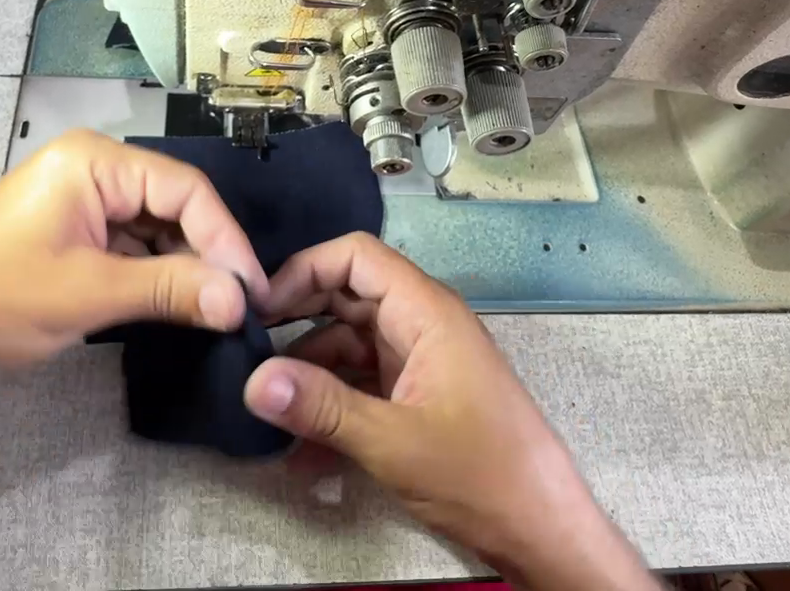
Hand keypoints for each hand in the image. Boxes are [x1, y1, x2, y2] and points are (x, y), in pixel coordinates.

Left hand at [0, 129, 267, 376]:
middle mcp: (97, 166)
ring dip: (184, 264)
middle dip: (206, 252)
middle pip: (175, 203)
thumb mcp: (89, 294)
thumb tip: (237, 302)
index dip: (225, 238)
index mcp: (97, 161)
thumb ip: (168, 290)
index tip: (251, 289)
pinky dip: (156, 269)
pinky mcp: (79, 223)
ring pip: (158, 224)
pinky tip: (178, 299)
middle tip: (237, 304)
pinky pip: (134, 240)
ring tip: (214, 307)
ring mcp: (87, 195)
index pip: (185, 188)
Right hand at [241, 233, 658, 590]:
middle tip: (245, 346)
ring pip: (348, 341)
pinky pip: (361, 379)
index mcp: (424, 310)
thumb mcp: (392, 441)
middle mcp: (419, 322)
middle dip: (296, 318)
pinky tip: (297, 442)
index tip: (259, 306)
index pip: (357, 257)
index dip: (304, 270)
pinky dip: (330, 400)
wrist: (543, 532)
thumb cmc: (479, 473)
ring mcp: (417, 357)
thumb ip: (320, 407)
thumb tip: (251, 382)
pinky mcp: (415, 392)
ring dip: (308, 369)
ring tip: (263, 400)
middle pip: (347, 295)